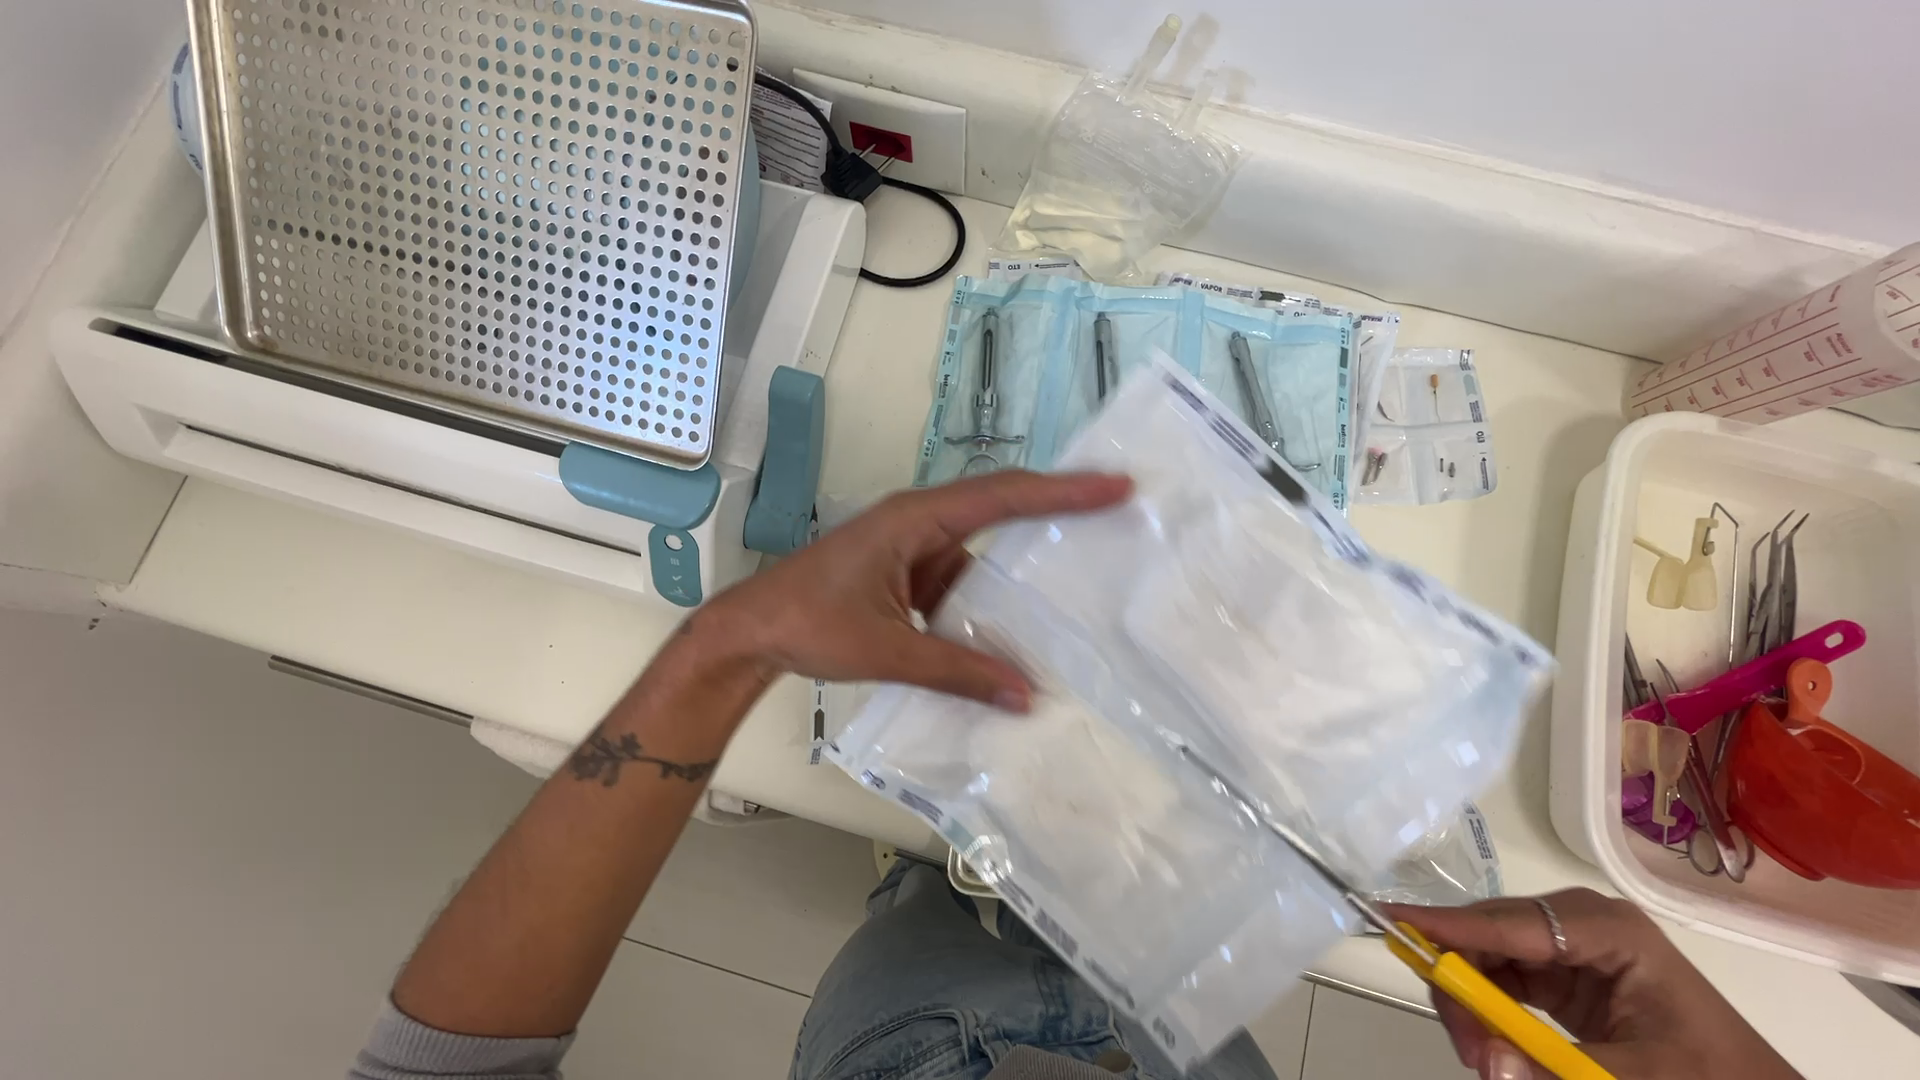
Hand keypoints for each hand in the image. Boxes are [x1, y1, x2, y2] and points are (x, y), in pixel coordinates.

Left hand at [696, 470, 1132, 708]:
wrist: (750, 632)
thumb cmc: (808, 624)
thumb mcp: (887, 651)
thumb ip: (956, 673)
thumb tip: (1025, 697)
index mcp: (914, 520)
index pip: (1001, 497)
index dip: (1061, 491)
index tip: (1115, 485)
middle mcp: (919, 523)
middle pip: (999, 510)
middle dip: (1055, 512)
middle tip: (1117, 512)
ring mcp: (913, 549)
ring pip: (981, 553)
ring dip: (1019, 571)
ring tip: (1080, 581)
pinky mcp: (908, 575)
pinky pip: (960, 580)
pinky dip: (986, 603)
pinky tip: (1015, 630)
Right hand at [1388, 889, 1801, 1079]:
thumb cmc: (1713, 1079)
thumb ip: (1554, 1072)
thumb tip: (1486, 1062)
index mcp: (1608, 930)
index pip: (1509, 923)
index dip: (1449, 926)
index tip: (1392, 920)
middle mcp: (1580, 923)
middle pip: (1489, 937)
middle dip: (1463, 985)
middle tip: (1467, 1048)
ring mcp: (1569, 944)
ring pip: (1487, 957)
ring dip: (1472, 1002)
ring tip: (1482, 1056)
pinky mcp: (1563, 970)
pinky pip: (1502, 976)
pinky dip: (1487, 1008)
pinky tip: (1490, 1041)